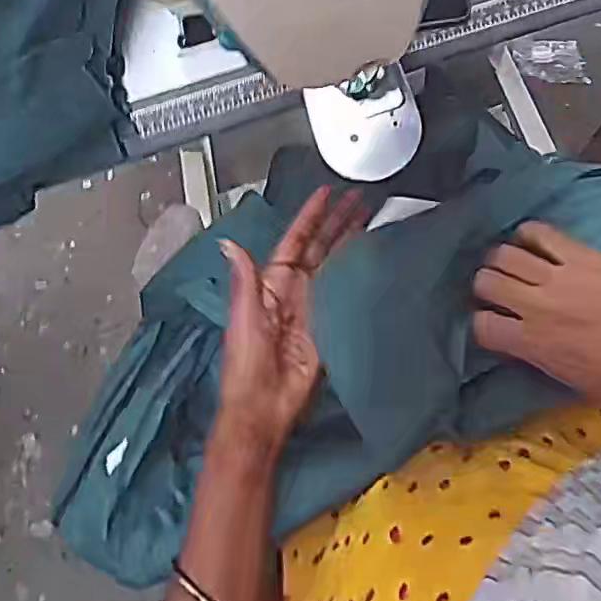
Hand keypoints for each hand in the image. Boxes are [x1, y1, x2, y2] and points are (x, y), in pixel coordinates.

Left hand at [215, 186, 370, 452]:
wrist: (264, 407)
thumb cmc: (246, 365)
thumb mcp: (243, 318)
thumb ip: (244, 280)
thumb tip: (228, 243)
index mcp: (272, 283)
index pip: (296, 240)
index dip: (310, 216)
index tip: (326, 194)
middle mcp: (294, 289)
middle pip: (320, 246)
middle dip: (337, 221)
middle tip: (357, 198)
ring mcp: (313, 306)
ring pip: (334, 264)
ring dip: (349, 240)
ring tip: (369, 218)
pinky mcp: (329, 325)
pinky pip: (344, 292)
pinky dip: (357, 273)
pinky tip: (371, 259)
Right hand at [472, 222, 600, 441]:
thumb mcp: (572, 380)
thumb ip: (538, 354)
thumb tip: (522, 339)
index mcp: (535, 344)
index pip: (483, 325)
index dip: (482, 324)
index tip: (491, 324)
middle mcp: (540, 305)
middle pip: (487, 280)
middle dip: (485, 286)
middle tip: (496, 290)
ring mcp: (561, 276)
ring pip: (505, 253)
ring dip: (502, 260)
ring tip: (511, 265)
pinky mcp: (584, 256)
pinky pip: (542, 232)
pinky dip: (530, 235)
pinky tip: (533, 244)